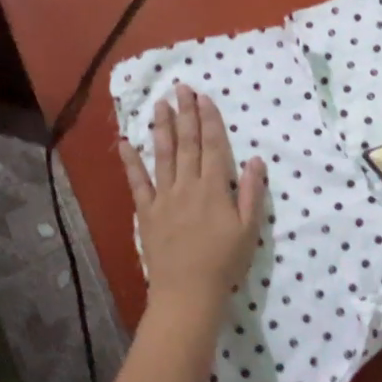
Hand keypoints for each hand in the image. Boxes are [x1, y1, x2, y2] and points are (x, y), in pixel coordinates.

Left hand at [120, 85, 266, 316]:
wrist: (188, 293)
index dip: (209, 119)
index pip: (213, 145)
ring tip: (159, 104)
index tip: (204, 97)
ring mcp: (164, 197)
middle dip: (185, 113)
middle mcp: (188, 185)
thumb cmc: (224, 263)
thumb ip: (252, 192)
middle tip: (181, 88)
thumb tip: (256, 159)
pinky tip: (125, 143)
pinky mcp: (146, 212)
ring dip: (161, 127)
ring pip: (163, 154)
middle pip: (187, 142)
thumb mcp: (249, 229)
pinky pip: (137, 182)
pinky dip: (131, 162)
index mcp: (215, 187)